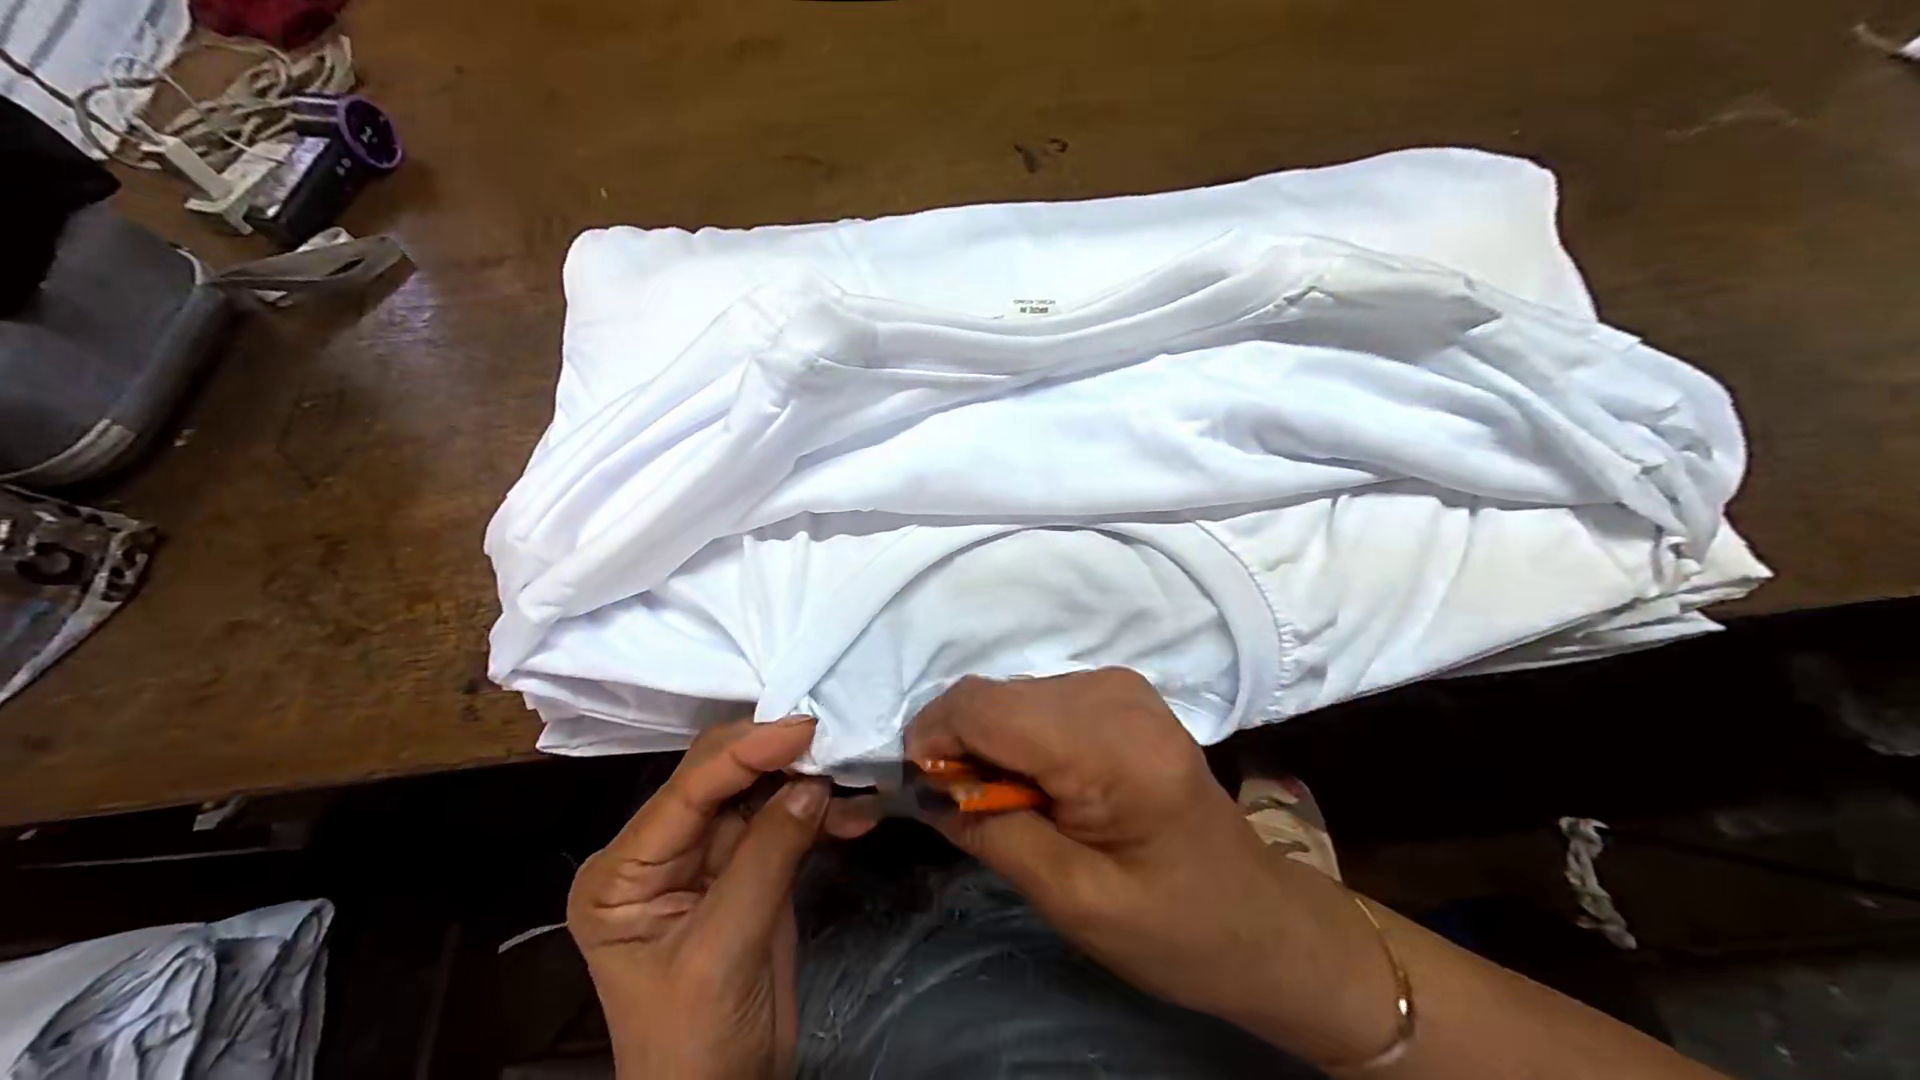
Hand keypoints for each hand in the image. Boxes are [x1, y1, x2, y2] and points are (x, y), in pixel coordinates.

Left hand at [567, 715, 872, 1079]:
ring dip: (809, 786)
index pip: (687, 789)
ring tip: (855, 779)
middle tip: (833, 740)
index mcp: (624, 869)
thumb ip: (766, 857)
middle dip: (778, 759)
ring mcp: (708, 858)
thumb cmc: (696, 1041)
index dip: (746, 751)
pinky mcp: (749, 870)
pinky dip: (822, 819)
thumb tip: (813, 782)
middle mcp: (661, 850)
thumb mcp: (724, 950)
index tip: (803, 726)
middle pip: (722, 780)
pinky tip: (858, 817)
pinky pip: (786, 826)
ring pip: (761, 795)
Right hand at [905, 669, 1401, 1064]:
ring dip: (987, 744)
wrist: (1259, 918)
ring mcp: (1120, 685)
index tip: (924, 791)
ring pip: (1010, 694)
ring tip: (1006, 805)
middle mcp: (1114, 693)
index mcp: (1112, 747)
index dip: (935, 739)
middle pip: (994, 695)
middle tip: (965, 810)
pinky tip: (1038, 785)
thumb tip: (924, 786)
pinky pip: (1036, 699)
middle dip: (959, 746)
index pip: (985, 706)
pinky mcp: (1119, 692)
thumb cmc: (1174, 928)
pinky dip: (1016, 737)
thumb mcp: (1071, 899)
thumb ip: (990, 832)